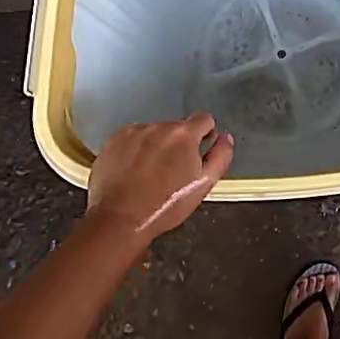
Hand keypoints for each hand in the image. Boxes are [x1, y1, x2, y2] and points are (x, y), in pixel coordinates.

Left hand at [86, 113, 234, 244]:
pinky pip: (132, 138)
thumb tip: (225, 137)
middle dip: (178, 144)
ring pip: (153, 133)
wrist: (118, 218)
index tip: (198, 152)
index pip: (204, 119)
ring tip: (148, 175)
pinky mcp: (114, 139)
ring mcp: (134, 131)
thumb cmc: (166, 205)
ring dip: (155, 146)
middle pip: (176, 128)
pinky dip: (134, 149)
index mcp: (184, 134)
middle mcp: (159, 125)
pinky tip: (131, 171)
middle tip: (171, 172)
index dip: (205, 135)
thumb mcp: (203, 185)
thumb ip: (220, 157)